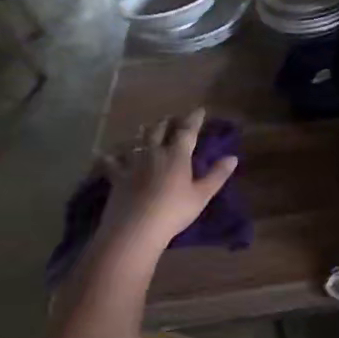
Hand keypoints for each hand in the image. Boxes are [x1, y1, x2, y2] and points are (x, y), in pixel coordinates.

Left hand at [100, 108, 238, 247]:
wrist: (136, 227)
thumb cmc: (174, 211)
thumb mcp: (201, 195)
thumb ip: (217, 175)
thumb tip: (233, 157)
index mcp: (176, 155)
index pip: (187, 131)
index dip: (194, 119)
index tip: (199, 110)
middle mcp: (154, 152)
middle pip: (160, 130)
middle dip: (168, 122)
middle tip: (172, 118)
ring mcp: (133, 162)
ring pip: (138, 140)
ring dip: (144, 132)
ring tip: (146, 128)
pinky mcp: (117, 176)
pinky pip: (111, 162)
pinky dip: (110, 157)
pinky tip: (106, 155)